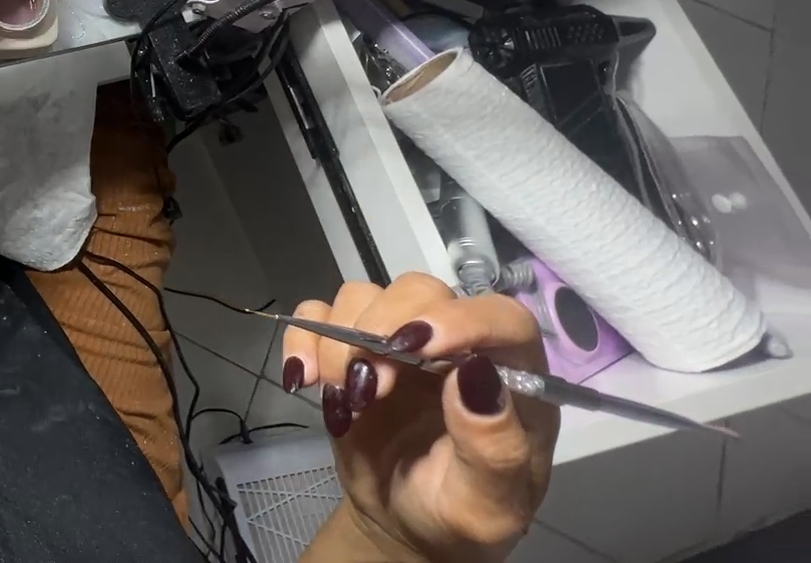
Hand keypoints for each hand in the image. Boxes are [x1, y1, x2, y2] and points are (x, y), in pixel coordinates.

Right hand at [285, 276, 558, 562]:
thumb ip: (492, 447)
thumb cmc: (457, 517)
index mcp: (510, 376)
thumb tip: (476, 376)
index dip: (460, 318)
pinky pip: (316, 315)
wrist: (400, 521)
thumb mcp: (488, 504)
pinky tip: (305, 379)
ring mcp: (394, 341)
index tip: (415, 344)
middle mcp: (453, 345)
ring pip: (361, 296)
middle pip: (418, 291)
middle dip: (381, 327)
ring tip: (342, 398)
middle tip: (369, 385)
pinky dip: (302, 339)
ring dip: (340, 340)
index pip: (499, 317)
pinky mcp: (346, 345)